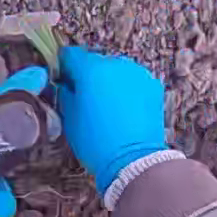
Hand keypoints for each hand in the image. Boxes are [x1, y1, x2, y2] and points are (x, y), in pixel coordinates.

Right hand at [54, 46, 169, 191]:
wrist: (134, 161)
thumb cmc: (96, 143)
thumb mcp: (70, 120)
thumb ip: (65, 94)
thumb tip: (65, 85)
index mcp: (92, 70)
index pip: (71, 55)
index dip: (64, 67)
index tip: (63, 81)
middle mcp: (116, 64)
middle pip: (96, 62)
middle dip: (88, 76)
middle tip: (85, 98)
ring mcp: (137, 73)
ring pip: (116, 70)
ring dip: (108, 82)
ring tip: (107, 107)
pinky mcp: (153, 86)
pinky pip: (133, 81)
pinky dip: (126, 90)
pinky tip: (123, 111)